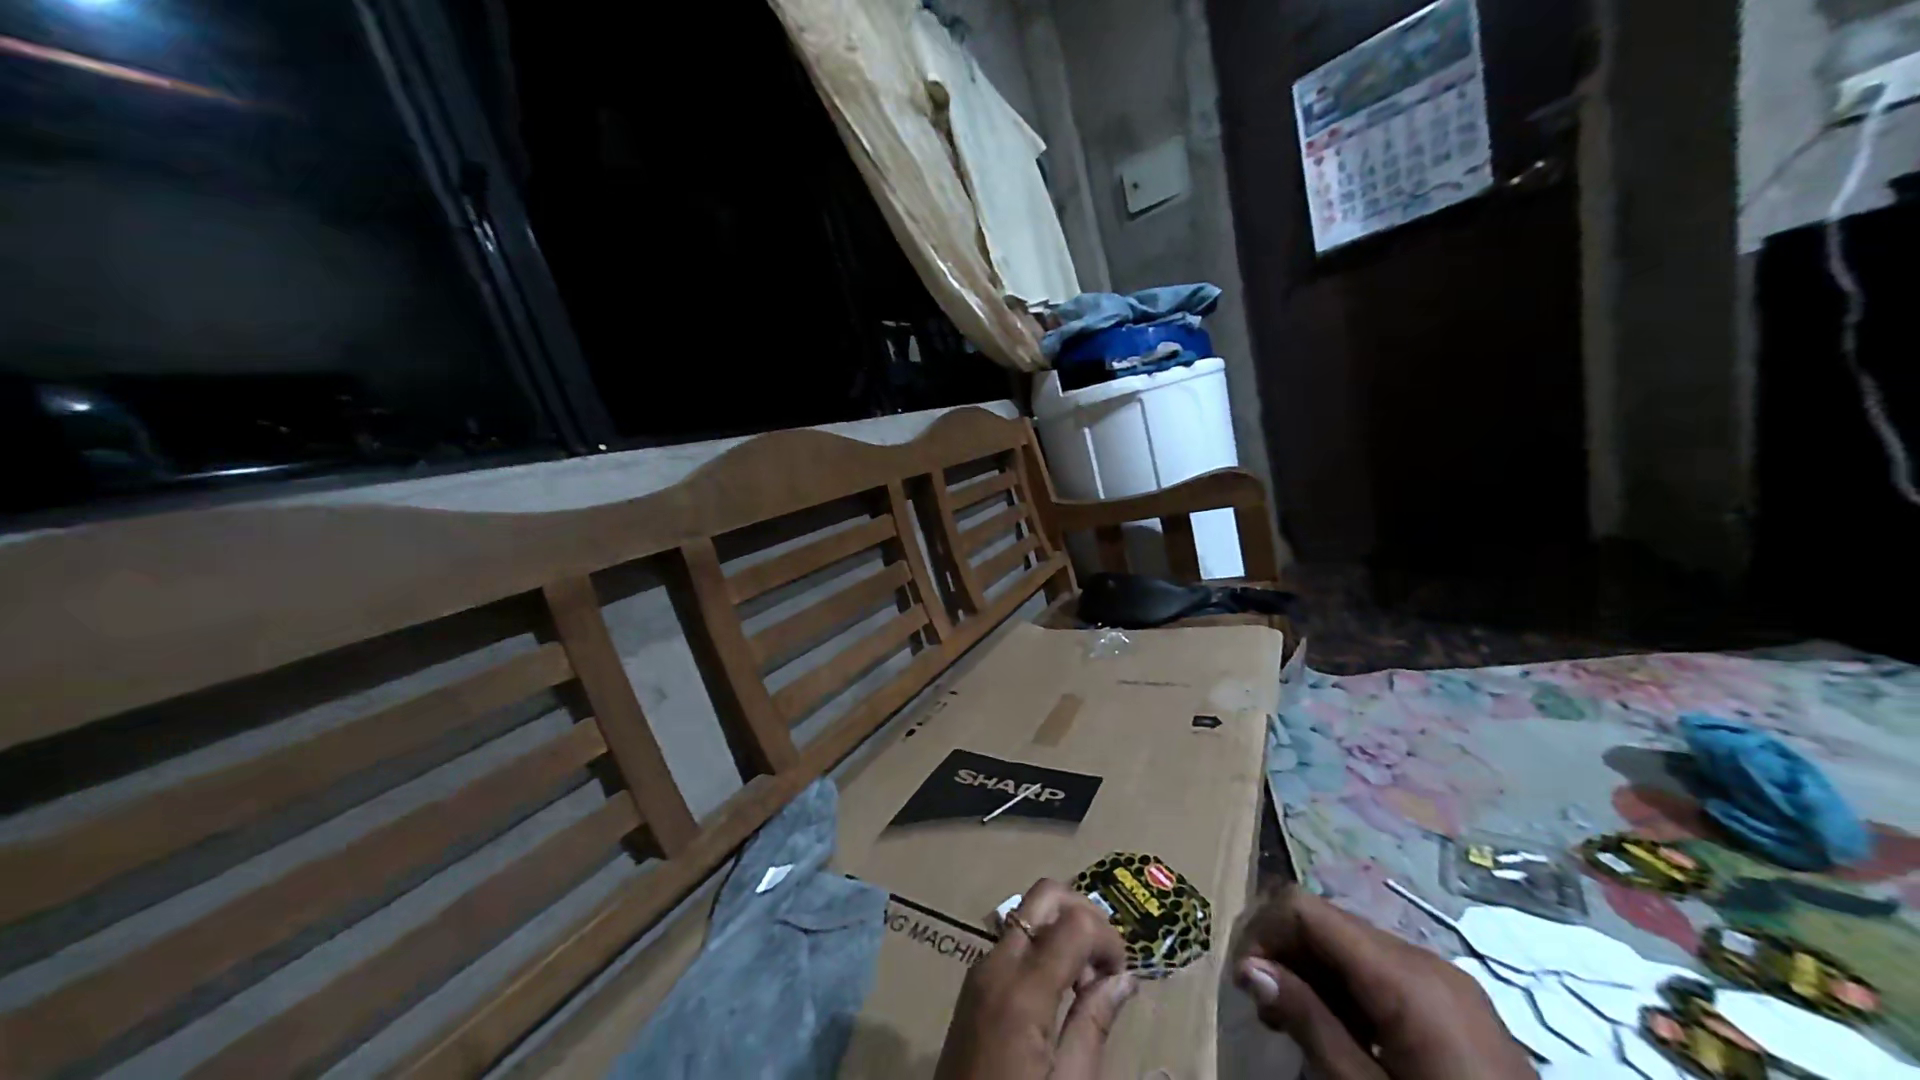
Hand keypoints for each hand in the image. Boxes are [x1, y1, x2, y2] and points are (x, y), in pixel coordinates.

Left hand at [933, 878, 1135, 1079]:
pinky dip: (1044, 944)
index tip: (1120, 976)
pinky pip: (1014, 939)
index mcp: (1022, 989)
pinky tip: (1060, 988)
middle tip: (1105, 960)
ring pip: (1028, 913)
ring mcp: (981, 968)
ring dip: (1064, 928)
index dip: (1108, 938)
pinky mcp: (974, 982)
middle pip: (1045, 895)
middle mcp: (997, 963)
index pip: (1075, 922)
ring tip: (1085, 981)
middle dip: (1084, 912)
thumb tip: (1124, 977)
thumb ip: (1094, 1021)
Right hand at [1231, 884, 1534, 1079]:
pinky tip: (1340, 1028)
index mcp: (1403, 975)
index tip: (1243, 982)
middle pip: (1326, 920)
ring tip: (1295, 1022)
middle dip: (1282, 951)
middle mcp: (1422, 959)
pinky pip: (1381, 969)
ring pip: (1350, 943)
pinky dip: (1346, 986)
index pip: (1305, 908)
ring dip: (1310, 969)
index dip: (1262, 931)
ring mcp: (1444, 978)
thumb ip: (1309, 1023)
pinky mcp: (1455, 1001)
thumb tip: (1250, 968)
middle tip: (1264, 1009)